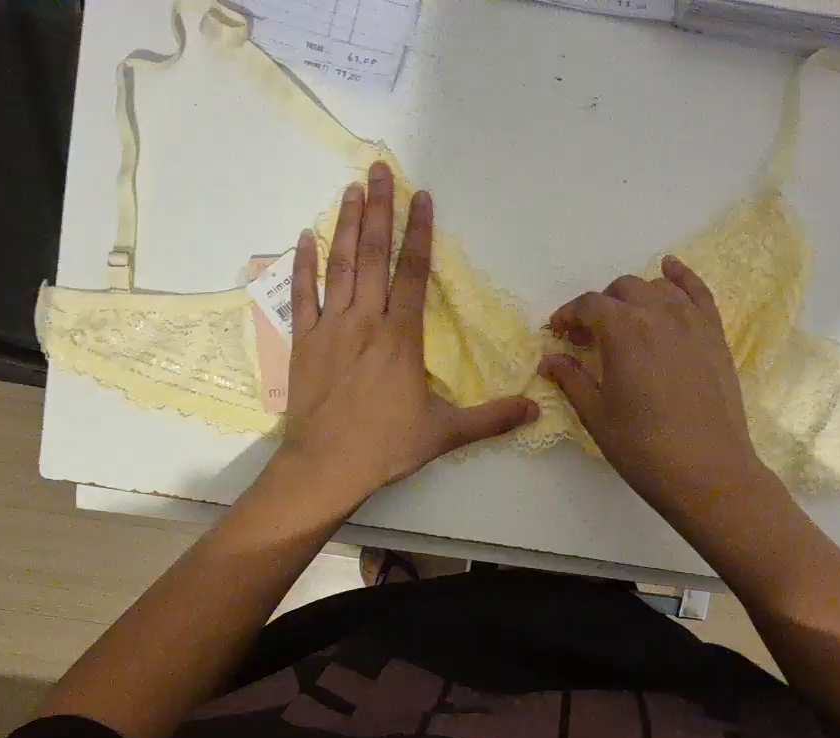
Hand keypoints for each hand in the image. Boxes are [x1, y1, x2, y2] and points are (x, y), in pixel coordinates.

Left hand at [270, 162, 536, 514]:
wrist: (326, 466)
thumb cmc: (386, 448)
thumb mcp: (444, 434)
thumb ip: (490, 418)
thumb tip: (537, 409)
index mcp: (402, 338)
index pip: (413, 272)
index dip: (419, 232)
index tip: (421, 197)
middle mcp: (366, 322)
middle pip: (374, 255)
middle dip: (379, 209)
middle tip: (379, 169)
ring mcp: (330, 329)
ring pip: (339, 266)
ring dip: (345, 225)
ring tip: (350, 189)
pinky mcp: (303, 343)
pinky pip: (302, 296)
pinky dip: (302, 265)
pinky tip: (303, 237)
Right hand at [540, 257, 767, 508]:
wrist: (707, 470)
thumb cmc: (642, 447)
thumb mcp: (597, 415)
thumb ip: (572, 380)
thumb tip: (550, 360)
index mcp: (624, 331)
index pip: (588, 306)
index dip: (567, 316)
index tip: (556, 334)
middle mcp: (659, 314)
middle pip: (622, 291)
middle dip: (598, 308)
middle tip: (586, 339)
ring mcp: (693, 322)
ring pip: (657, 288)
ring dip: (633, 297)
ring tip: (622, 323)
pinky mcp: (715, 335)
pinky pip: (698, 291)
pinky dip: (681, 276)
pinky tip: (669, 269)